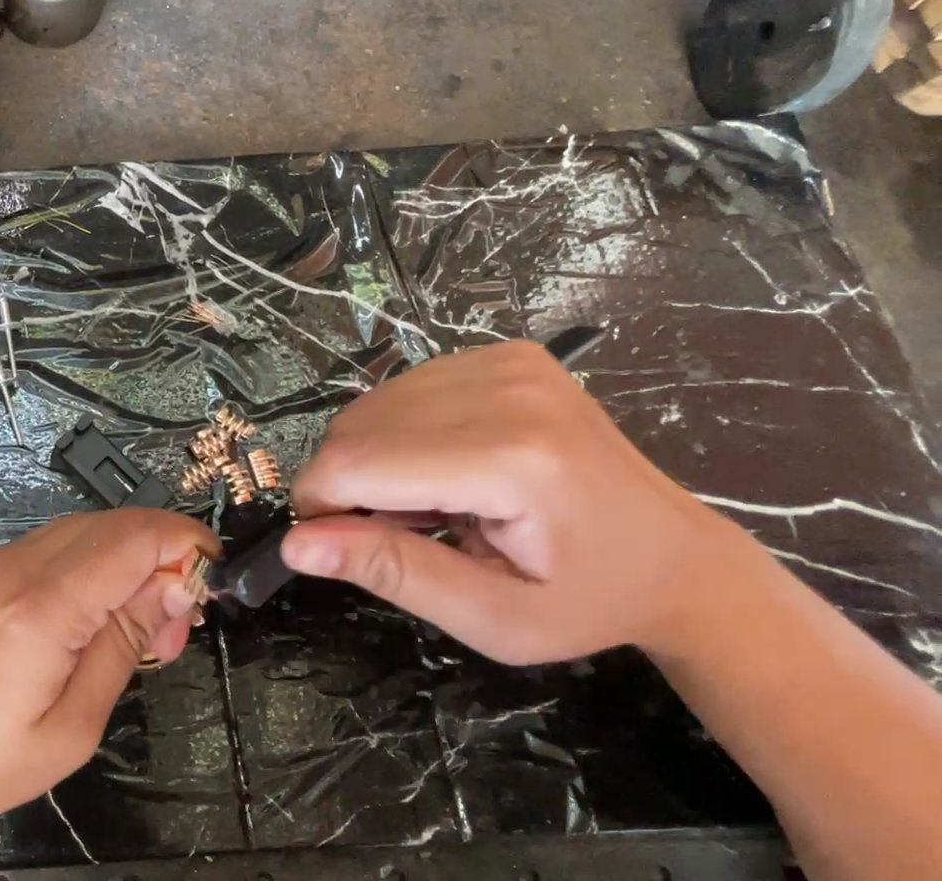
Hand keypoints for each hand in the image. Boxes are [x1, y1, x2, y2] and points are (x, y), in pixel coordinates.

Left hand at [0, 508, 216, 837]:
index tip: (211, 585)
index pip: (135, 537)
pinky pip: (51, 549)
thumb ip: (122, 645)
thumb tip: (172, 589)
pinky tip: (94, 619)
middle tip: (176, 626)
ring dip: (126, 562)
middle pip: (112, 524)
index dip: (185, 545)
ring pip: (82, 531)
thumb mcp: (68, 727)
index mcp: (43, 603)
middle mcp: (18, 564)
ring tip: (140, 631)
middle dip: (161, 556)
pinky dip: (89, 568)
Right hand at [280, 339, 764, 664]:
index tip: (340, 544)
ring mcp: (507, 362)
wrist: (676, 556)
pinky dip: (396, 432)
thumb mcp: (491, 618)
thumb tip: (294, 544)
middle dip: (347, 484)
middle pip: (356, 428)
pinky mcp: (503, 352)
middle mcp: (508, 391)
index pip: (357, 462)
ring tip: (429, 500)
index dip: (321, 505)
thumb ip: (392, 572)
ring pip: (369, 406)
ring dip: (371, 457)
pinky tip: (441, 464)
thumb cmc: (585, 600)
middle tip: (400, 531)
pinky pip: (400, 389)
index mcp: (514, 461)